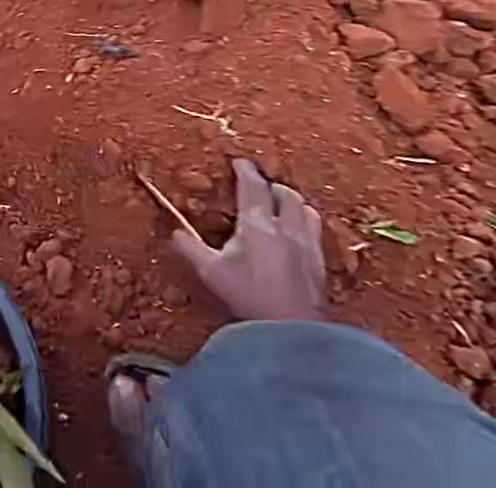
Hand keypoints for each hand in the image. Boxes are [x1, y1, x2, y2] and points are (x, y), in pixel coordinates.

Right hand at [171, 159, 326, 321]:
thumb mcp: (211, 272)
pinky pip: (316, 231)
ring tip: (281, 206)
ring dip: (293, 202)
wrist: (294, 333)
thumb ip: (190, 248)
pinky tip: (297, 234)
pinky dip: (305, 223)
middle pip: (285, 193)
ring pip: (306, 210)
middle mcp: (286, 229)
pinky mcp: (321, 264)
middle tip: (259, 187)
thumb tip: (174, 233)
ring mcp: (308, 246)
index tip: (238, 162)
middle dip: (271, 186)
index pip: (252, 186)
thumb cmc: (250, 298)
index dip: (245, 170)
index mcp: (257, 225)